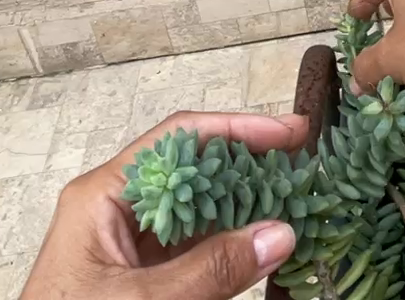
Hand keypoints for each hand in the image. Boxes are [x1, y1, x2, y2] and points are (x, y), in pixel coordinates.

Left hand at [20, 111, 308, 298]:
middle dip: (247, 161)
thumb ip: (210, 270)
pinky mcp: (142, 276)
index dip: (237, 128)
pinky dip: (231, 240)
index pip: (179, 139)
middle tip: (301, 162)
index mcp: (103, 195)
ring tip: (293, 196)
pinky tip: (263, 241)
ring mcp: (130, 244)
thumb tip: (281, 233)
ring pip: (197, 205)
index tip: (290, 133)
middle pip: (191, 165)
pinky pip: (195, 244)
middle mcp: (118, 207)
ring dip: (245, 201)